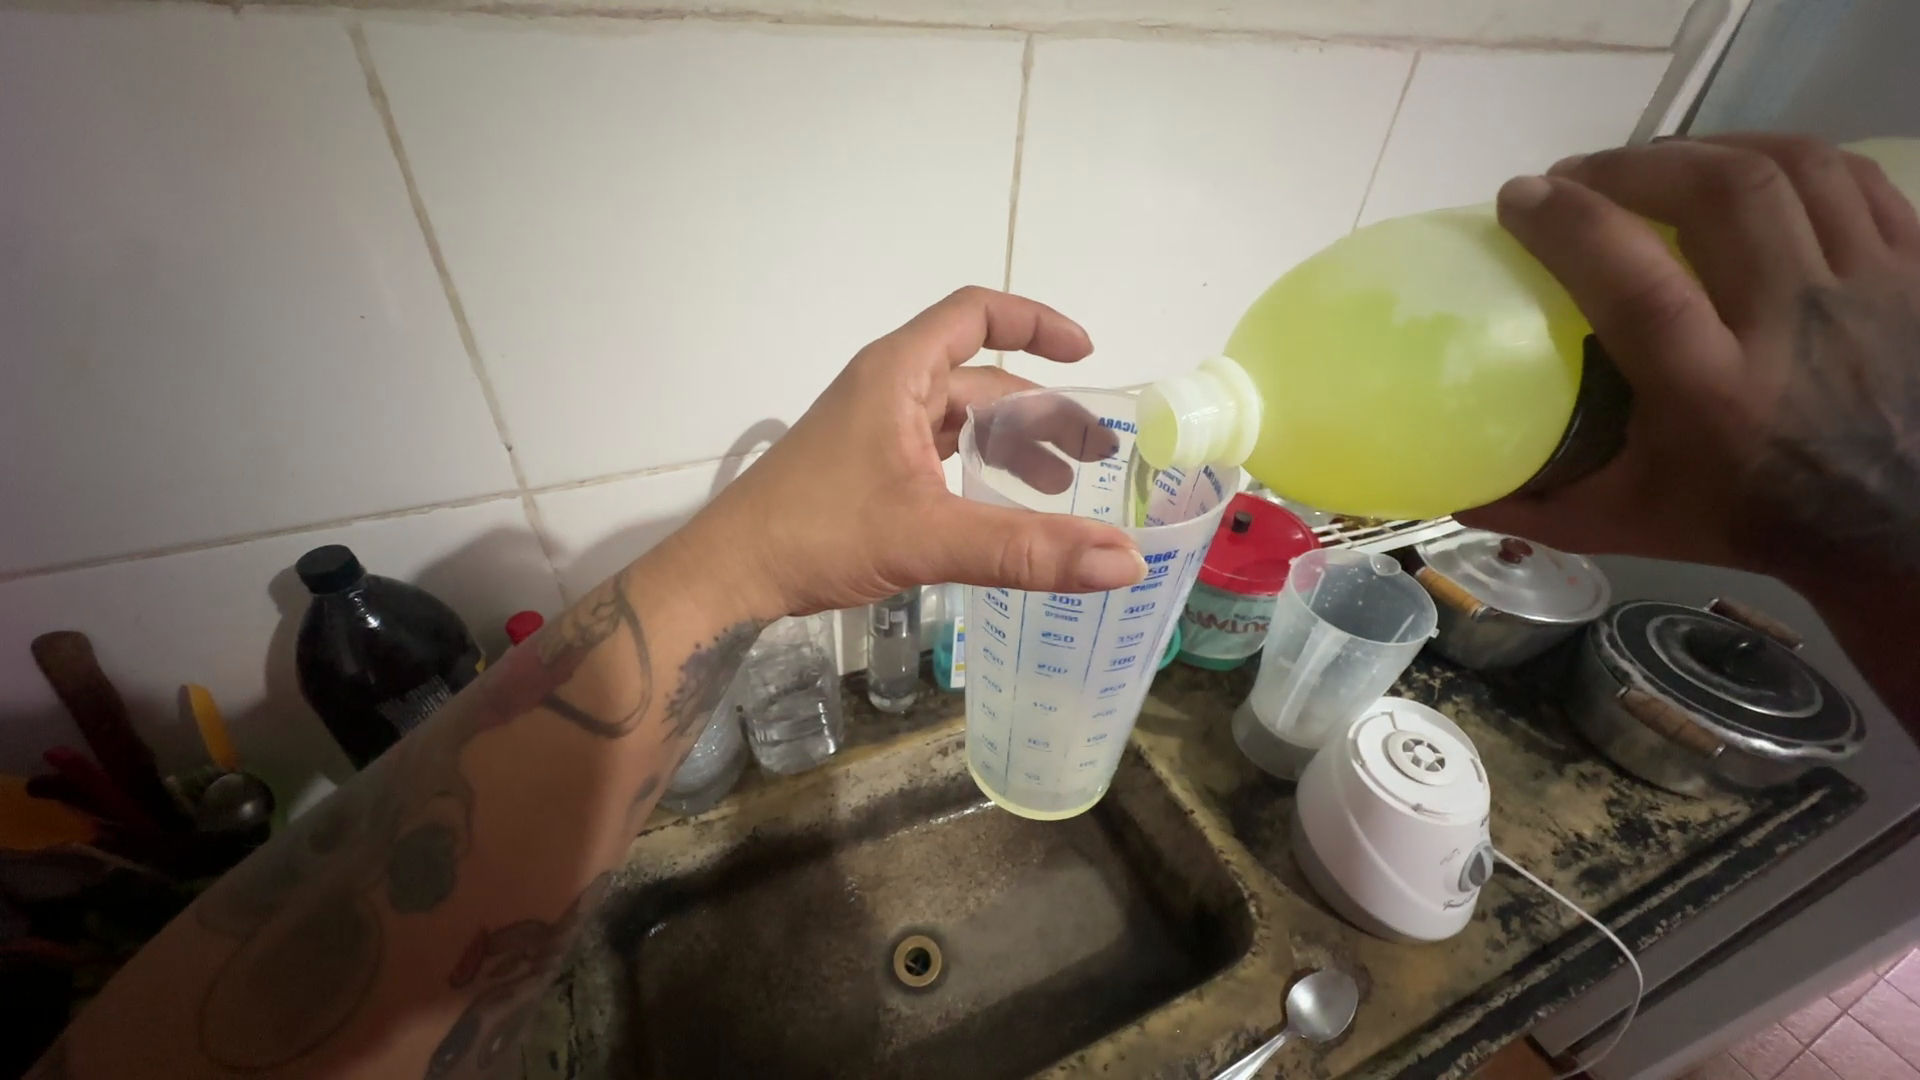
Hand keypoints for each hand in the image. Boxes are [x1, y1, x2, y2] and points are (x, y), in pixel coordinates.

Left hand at [680, 287, 1146, 617]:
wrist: (731, 573)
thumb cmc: (820, 534)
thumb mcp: (931, 537)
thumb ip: (1028, 550)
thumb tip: (1126, 561)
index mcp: (898, 373)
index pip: (976, 314)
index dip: (1036, 323)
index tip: (1087, 353)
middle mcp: (887, 388)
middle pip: (981, 379)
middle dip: (1042, 411)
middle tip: (1093, 456)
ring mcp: (874, 428)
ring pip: (960, 420)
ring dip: (1012, 446)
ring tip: (1058, 489)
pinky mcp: (867, 466)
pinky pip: (938, 451)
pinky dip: (977, 469)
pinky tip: (1000, 506)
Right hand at [1460, 134, 1919, 583]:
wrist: (1896, 522)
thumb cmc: (1737, 519)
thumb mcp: (1612, 525)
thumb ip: (1523, 509)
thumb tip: (1444, 488)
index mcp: (1706, 389)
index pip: (1638, 285)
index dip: (1574, 227)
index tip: (1520, 198)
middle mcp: (1794, 322)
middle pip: (1725, 196)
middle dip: (1634, 166)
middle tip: (1573, 175)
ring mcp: (1868, 285)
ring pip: (1790, 169)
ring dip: (1701, 150)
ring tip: (1641, 164)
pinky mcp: (1913, 265)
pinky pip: (1848, 176)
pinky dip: (1776, 155)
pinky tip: (1726, 166)